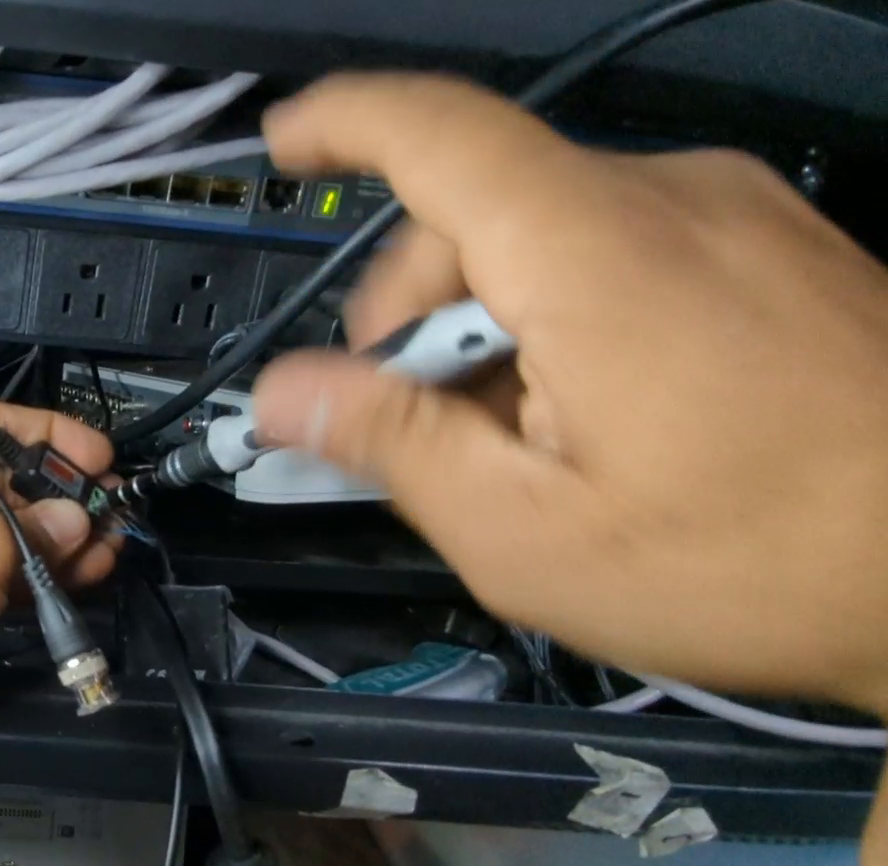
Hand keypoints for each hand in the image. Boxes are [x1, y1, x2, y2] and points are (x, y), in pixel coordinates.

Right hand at [251, 74, 887, 714]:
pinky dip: (542, 330)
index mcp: (595, 257)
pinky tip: (575, 419)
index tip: (284, 141)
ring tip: (513, 443)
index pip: (441, 137)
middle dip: (403, 322)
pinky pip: (596, 262)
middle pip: (465, 221)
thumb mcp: (522, 528)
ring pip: (524, 246)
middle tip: (418, 430)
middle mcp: (667, 205)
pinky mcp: (758, 253)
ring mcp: (726, 222)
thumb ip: (388, 442)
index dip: (343, 126)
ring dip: (473, 336)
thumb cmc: (759, 564)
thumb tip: (281, 394)